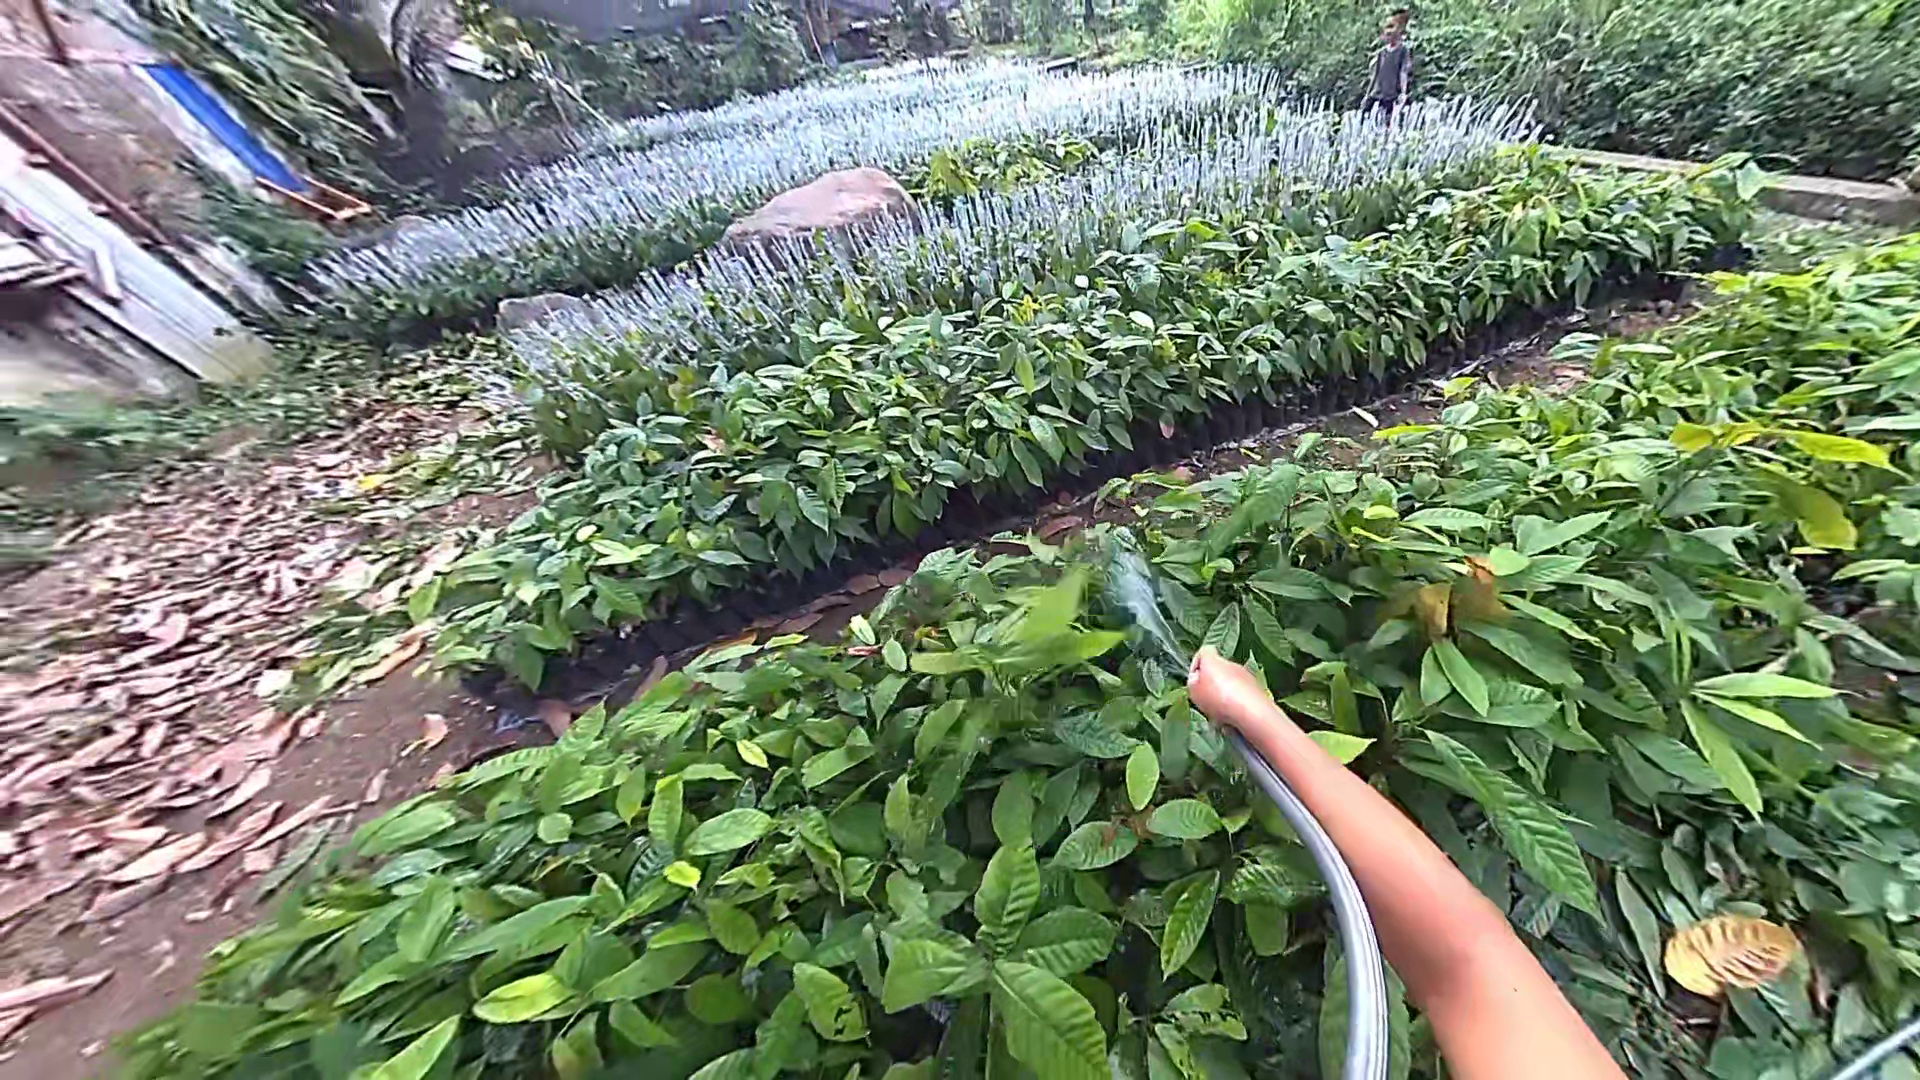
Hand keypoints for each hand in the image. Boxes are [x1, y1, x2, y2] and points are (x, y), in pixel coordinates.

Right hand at [1187, 647, 1293, 736]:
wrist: (1253, 714)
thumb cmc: (1218, 699)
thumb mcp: (1193, 691)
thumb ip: (1192, 682)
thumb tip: (1196, 679)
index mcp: (1214, 660)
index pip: (1204, 651)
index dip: (1197, 664)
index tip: (1194, 679)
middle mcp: (1232, 664)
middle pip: (1219, 669)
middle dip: (1212, 682)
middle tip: (1206, 699)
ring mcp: (1248, 677)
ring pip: (1232, 682)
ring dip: (1225, 694)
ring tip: (1220, 712)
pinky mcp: (1259, 691)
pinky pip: (1243, 694)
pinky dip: (1237, 703)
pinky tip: (1234, 717)